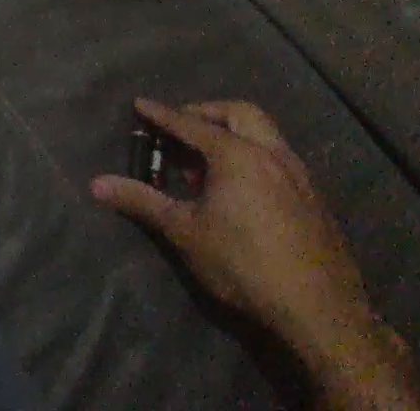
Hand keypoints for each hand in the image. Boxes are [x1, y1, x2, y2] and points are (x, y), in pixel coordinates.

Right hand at [91, 100, 419, 410]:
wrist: (323, 315)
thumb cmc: (244, 263)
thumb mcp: (183, 231)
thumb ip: (141, 200)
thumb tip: (96, 184)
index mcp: (239, 157)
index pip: (191, 124)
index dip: (161, 114)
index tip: (139, 105)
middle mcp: (274, 158)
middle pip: (241, 114)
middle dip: (206, 113)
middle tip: (178, 129)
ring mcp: (301, 180)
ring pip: (265, 136)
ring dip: (230, 137)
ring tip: (201, 167)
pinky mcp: (315, 202)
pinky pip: (277, 161)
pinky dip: (250, 158)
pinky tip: (234, 191)